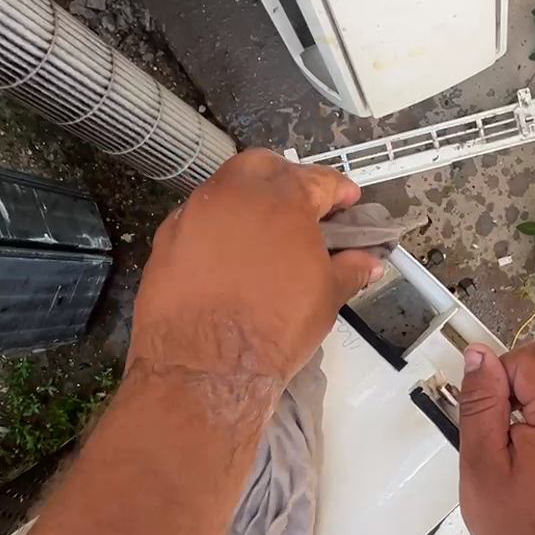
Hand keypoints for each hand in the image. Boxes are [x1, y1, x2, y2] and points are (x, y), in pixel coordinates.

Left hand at [128, 150, 384, 384]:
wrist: (205, 367)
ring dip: (249, 202)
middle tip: (305, 208)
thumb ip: (349, 269)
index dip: (340, 190)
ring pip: (226, 189)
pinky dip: (219, 228)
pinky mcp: (166, 239)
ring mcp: (194, 213)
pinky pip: (199, 220)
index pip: (319, 179)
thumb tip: (368, 262)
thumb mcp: (326, 297)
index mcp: (282, 199)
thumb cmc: (274, 329)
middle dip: (288, 179)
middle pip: (265, 167)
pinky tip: (230, 259)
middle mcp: (235, 194)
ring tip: (267, 236)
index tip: (349, 201)